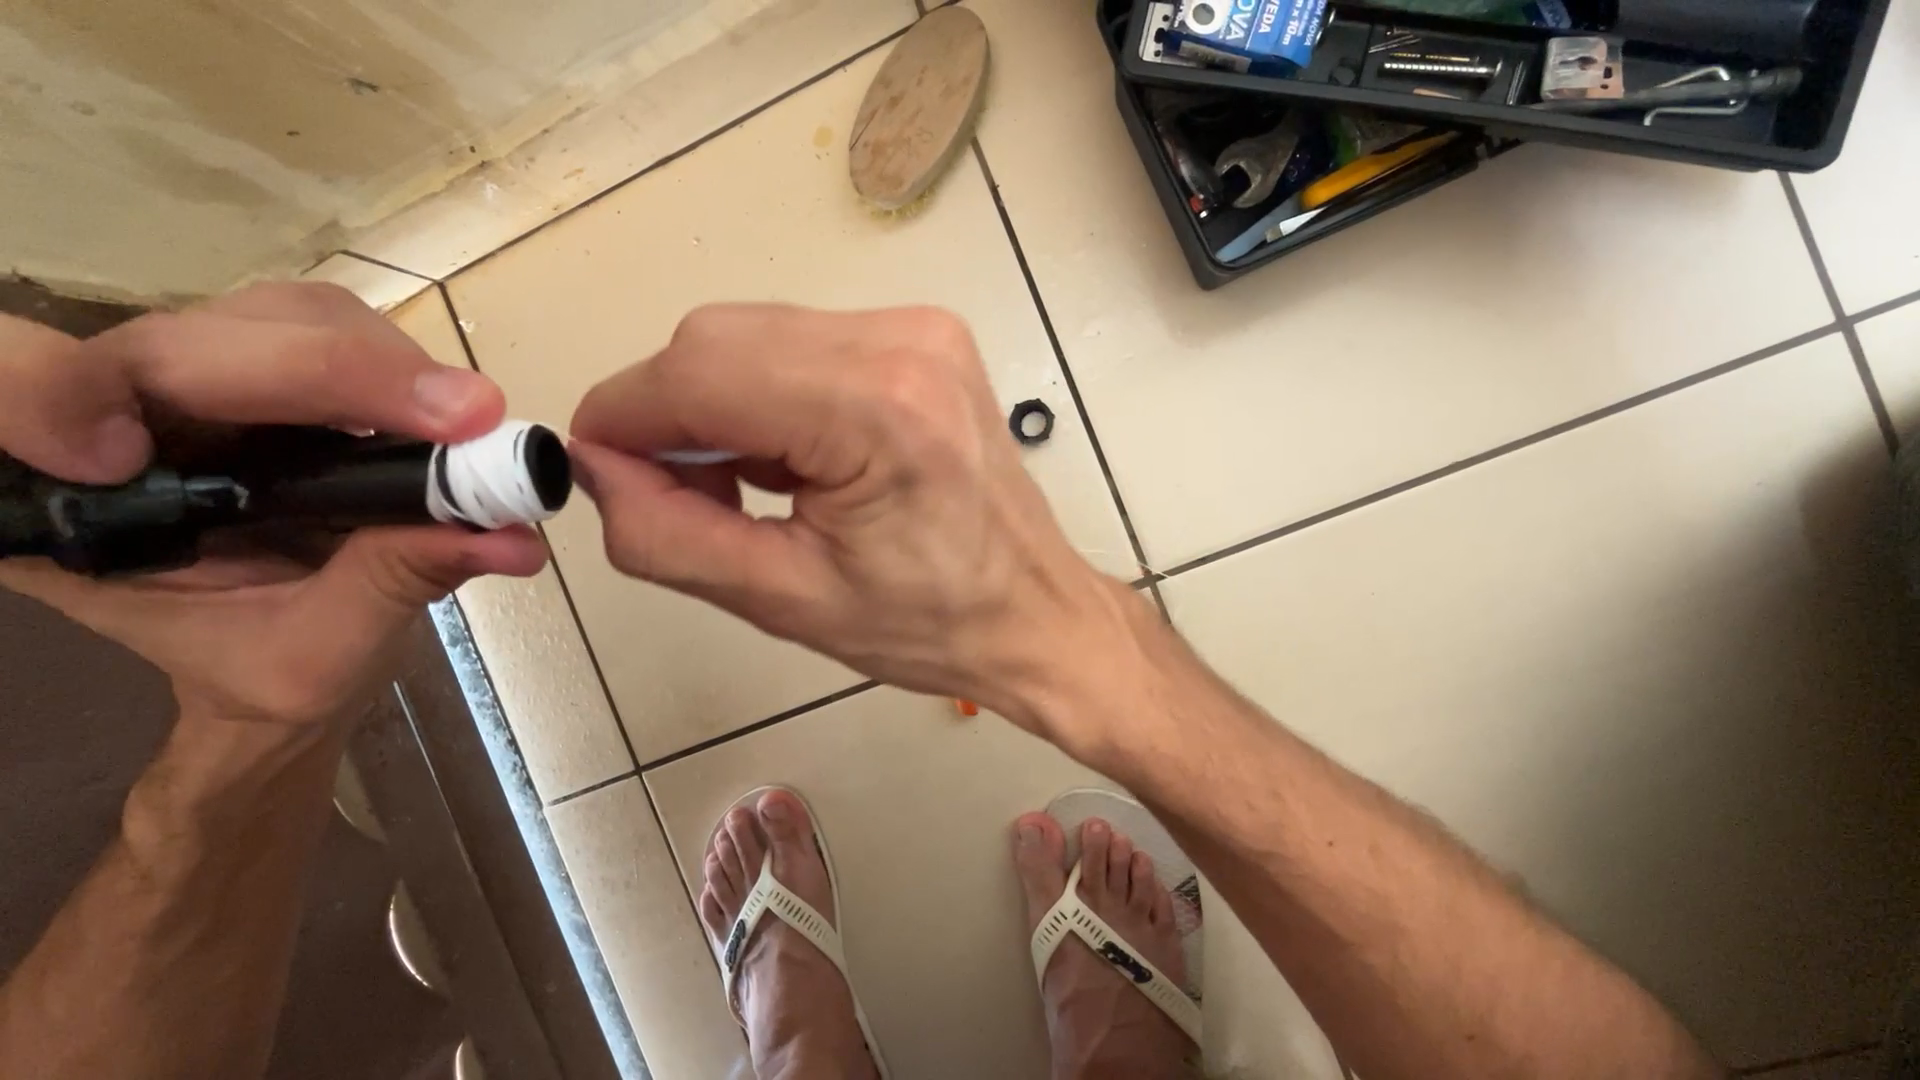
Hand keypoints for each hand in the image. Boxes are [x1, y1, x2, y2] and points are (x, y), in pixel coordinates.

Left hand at [0, 283, 547, 727]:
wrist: (294, 658)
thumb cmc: (271, 675)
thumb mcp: (320, 654)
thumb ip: (395, 582)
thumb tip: (511, 535)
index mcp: (71, 506)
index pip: (18, 393)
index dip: (48, 390)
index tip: (120, 453)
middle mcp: (130, 421)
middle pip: (201, 338)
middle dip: (336, 369)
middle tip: (466, 418)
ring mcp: (216, 393)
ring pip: (285, 319)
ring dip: (386, 364)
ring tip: (468, 428)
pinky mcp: (287, 384)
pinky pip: (342, 338)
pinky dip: (407, 373)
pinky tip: (451, 422)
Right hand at [569, 304, 1138, 736]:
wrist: (1033, 611)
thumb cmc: (930, 624)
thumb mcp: (783, 601)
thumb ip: (667, 535)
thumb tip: (595, 469)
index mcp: (879, 407)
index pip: (698, 371)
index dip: (624, 418)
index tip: (599, 474)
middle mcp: (903, 340)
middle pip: (719, 338)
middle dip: (671, 414)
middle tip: (683, 499)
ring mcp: (919, 327)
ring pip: (754, 335)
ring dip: (719, 406)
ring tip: (747, 491)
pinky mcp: (922, 335)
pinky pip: (801, 342)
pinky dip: (766, 395)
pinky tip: (789, 461)